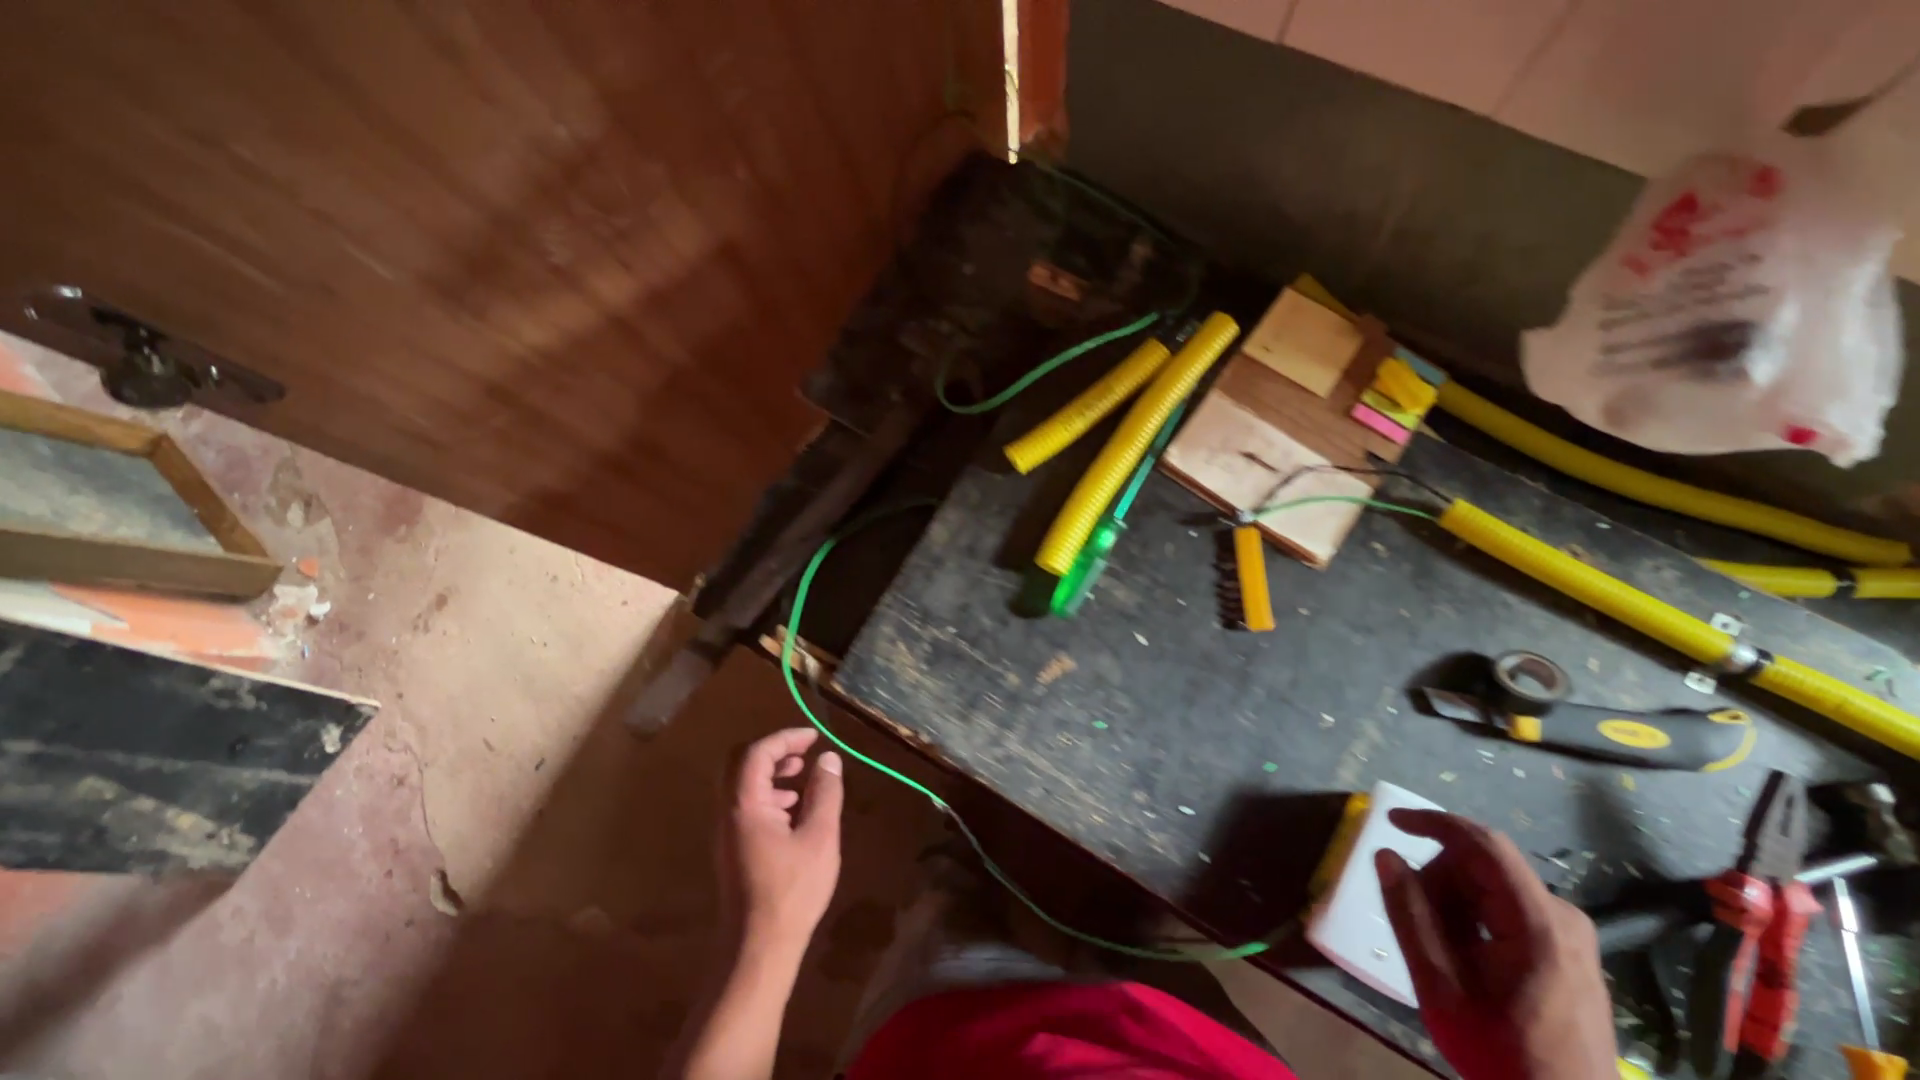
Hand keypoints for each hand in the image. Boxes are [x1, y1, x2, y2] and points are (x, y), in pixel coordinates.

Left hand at [721, 728, 842, 952]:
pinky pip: (745, 808)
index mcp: (744, 805)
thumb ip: (825, 792)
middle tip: (804, 754)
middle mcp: (727, 813)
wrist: (759, 948)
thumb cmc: (793, 891)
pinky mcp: (732, 851)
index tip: (814, 736)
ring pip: (741, 787)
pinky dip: (768, 797)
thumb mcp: (820, 836)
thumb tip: (828, 758)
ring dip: (771, 775)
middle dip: (774, 752)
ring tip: (804, 781)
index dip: (785, 738)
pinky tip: (794, 814)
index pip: (757, 753)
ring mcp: (726, 834)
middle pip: (740, 764)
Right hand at [1376, 810, 1614, 1079]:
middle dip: (1438, 880)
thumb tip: (1385, 857)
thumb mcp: (1440, 988)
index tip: (1390, 822)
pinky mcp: (1568, 951)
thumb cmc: (1503, 1054)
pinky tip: (1459, 957)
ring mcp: (1569, 934)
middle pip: (1484, 868)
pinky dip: (1474, 920)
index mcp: (1536, 922)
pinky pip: (1509, 911)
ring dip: (1454, 904)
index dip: (1434, 824)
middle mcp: (1561, 916)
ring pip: (1493, 889)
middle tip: (1411, 921)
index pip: (1484, 845)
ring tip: (1436, 951)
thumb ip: (1410, 917)